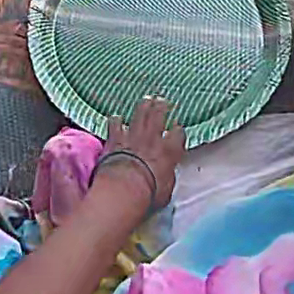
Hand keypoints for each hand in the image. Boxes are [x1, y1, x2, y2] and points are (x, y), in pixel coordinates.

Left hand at [96, 96, 185, 211]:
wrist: (123, 189)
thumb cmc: (148, 194)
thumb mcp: (166, 190)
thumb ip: (168, 176)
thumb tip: (166, 174)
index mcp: (169, 150)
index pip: (178, 133)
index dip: (178, 130)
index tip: (177, 129)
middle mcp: (152, 138)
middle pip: (159, 114)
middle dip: (162, 106)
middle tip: (162, 101)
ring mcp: (133, 136)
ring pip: (140, 113)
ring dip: (144, 106)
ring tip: (146, 100)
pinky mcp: (115, 139)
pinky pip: (115, 123)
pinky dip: (116, 120)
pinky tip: (116, 118)